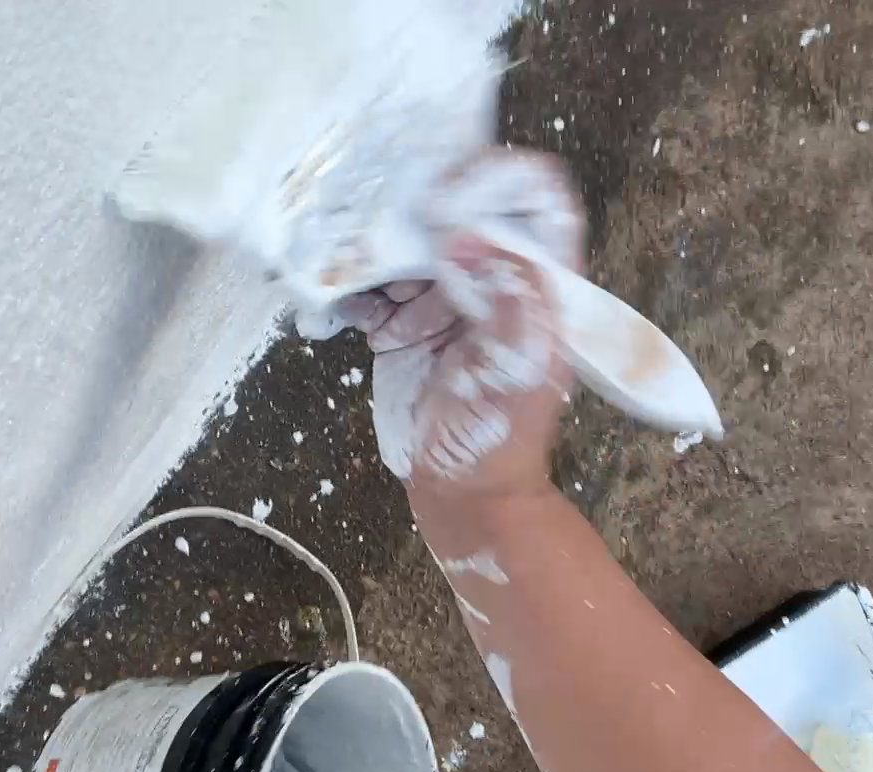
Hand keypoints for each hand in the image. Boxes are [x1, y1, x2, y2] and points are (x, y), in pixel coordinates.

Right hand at [339, 153, 582, 504]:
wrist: (462, 492)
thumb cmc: (501, 436)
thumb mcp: (519, 364)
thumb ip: (508, 292)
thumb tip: (465, 235)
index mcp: (534, 283)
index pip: (533, 203)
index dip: (498, 179)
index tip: (447, 190)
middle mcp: (488, 283)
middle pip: (456, 216)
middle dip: (416, 214)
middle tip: (377, 221)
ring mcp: (441, 306)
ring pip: (406, 251)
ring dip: (374, 253)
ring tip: (350, 267)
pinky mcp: (401, 330)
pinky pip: (372, 295)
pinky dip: (349, 293)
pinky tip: (338, 304)